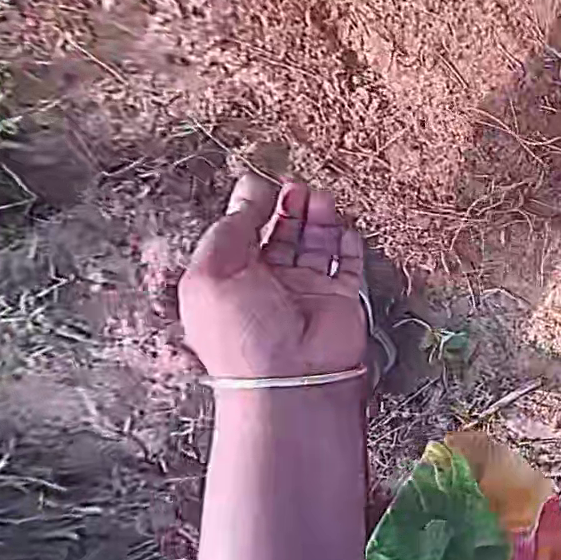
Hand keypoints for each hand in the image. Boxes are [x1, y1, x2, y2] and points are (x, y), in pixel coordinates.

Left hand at [179, 173, 366, 378]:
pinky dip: (347, 245)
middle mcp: (270, 283)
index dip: (253, 207)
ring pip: (316, 245)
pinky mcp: (340, 298)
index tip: (264, 182)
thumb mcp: (212, 273)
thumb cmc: (242, 331)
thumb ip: (232, 228)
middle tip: (297, 186)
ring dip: (318, 220)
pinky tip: (344, 228)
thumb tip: (250, 191)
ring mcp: (308, 290)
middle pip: (282, 235)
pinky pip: (347, 265)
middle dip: (289, 209)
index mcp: (232, 278)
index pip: (244, 233)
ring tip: (321, 197)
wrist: (290, 376)